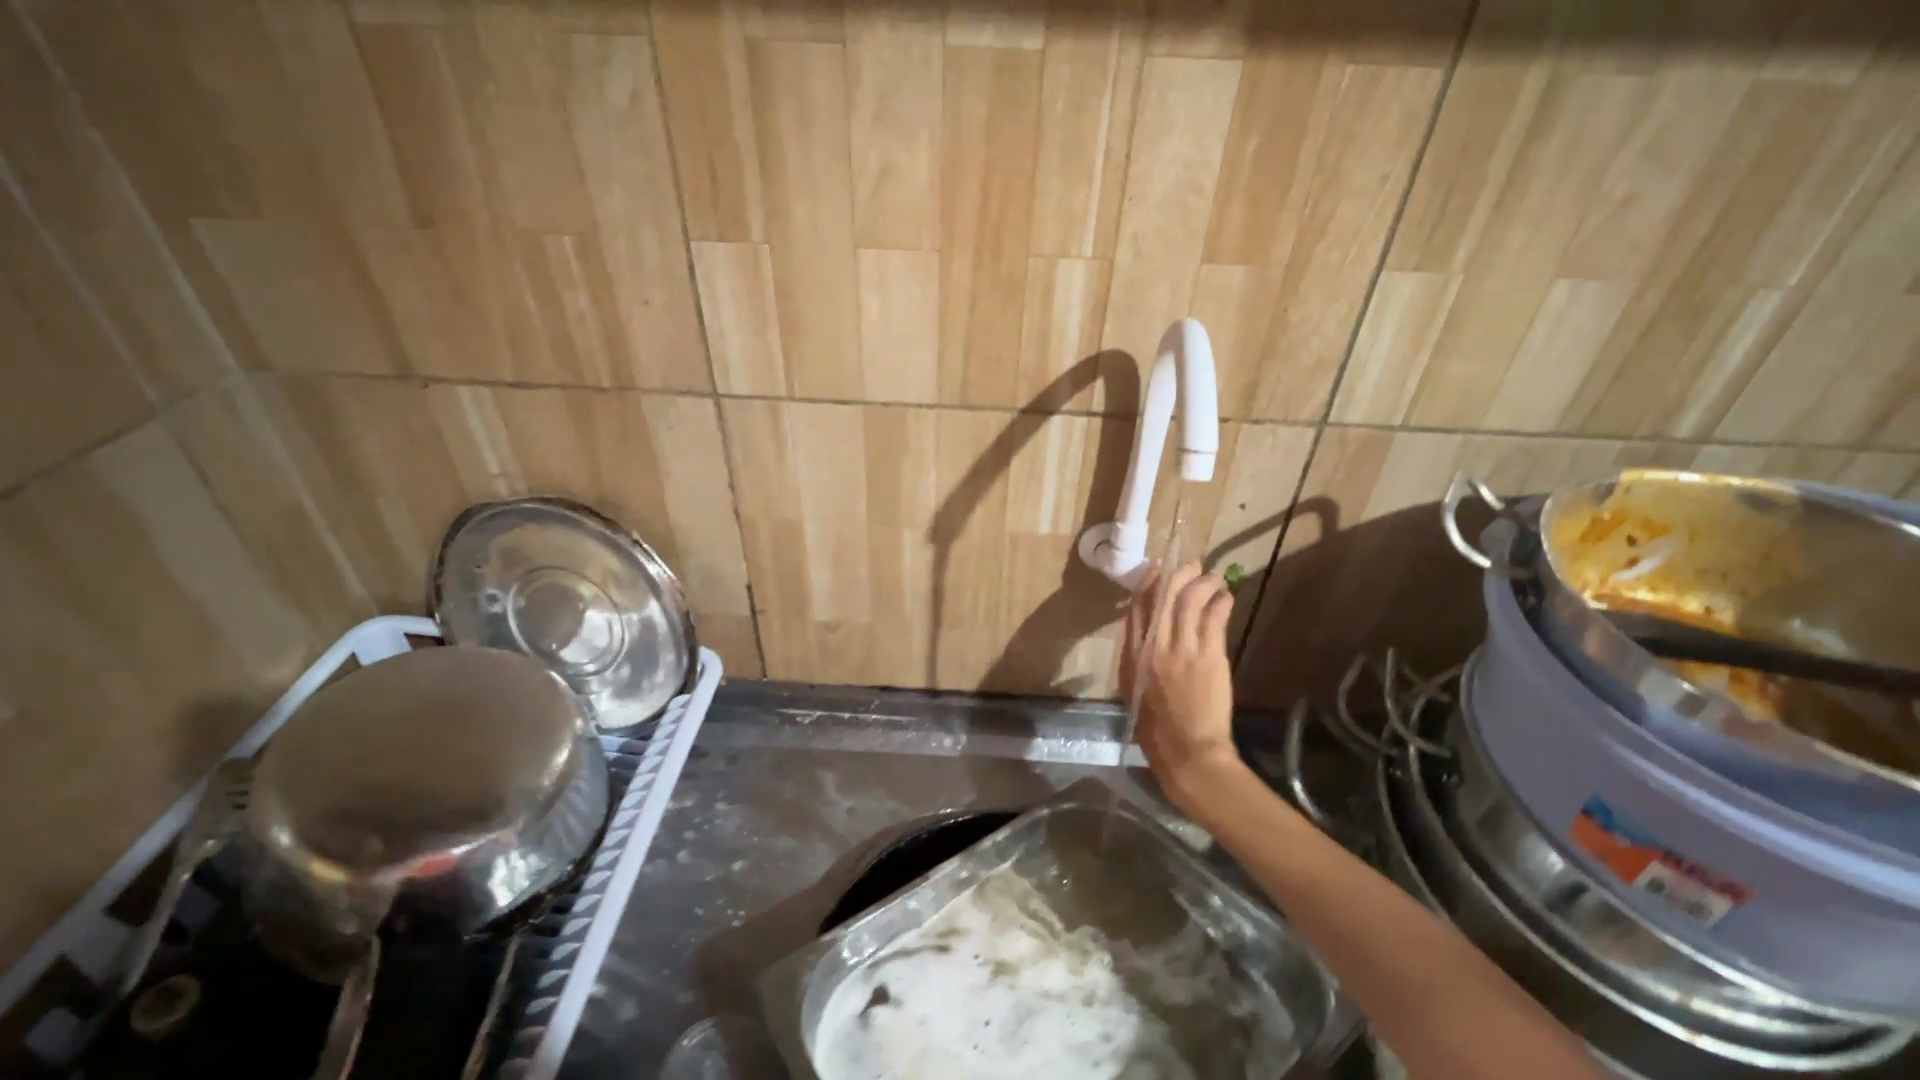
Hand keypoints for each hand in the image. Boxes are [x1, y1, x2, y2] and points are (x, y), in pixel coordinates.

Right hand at [1122, 562, 1245, 814]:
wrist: (1186, 751)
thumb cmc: (1156, 729)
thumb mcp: (1134, 691)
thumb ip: (1138, 661)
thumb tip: (1147, 639)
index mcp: (1132, 656)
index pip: (1137, 609)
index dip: (1148, 585)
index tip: (1158, 570)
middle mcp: (1154, 646)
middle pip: (1164, 597)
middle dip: (1178, 575)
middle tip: (1191, 566)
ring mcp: (1182, 649)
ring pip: (1190, 600)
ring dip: (1203, 583)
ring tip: (1213, 578)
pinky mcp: (1209, 656)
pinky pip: (1214, 617)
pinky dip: (1221, 602)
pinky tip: (1226, 597)